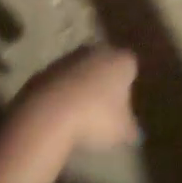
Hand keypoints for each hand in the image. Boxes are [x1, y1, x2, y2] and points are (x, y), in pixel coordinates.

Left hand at [0, 48, 138, 182]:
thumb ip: (131, 128)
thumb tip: (135, 131)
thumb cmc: (96, 117)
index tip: (128, 97)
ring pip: (82, 68)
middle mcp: (95, 51)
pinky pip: (62, 79)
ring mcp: (68, 57)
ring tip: (85, 110)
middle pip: (105, 61)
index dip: (130, 79)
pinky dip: (65, 90)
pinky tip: (64, 111)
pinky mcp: (46, 68)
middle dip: (106, 78)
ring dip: (83, 83)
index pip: (130, 63)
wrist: (49, 111)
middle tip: (108, 102)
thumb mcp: (122, 131)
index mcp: (119, 60)